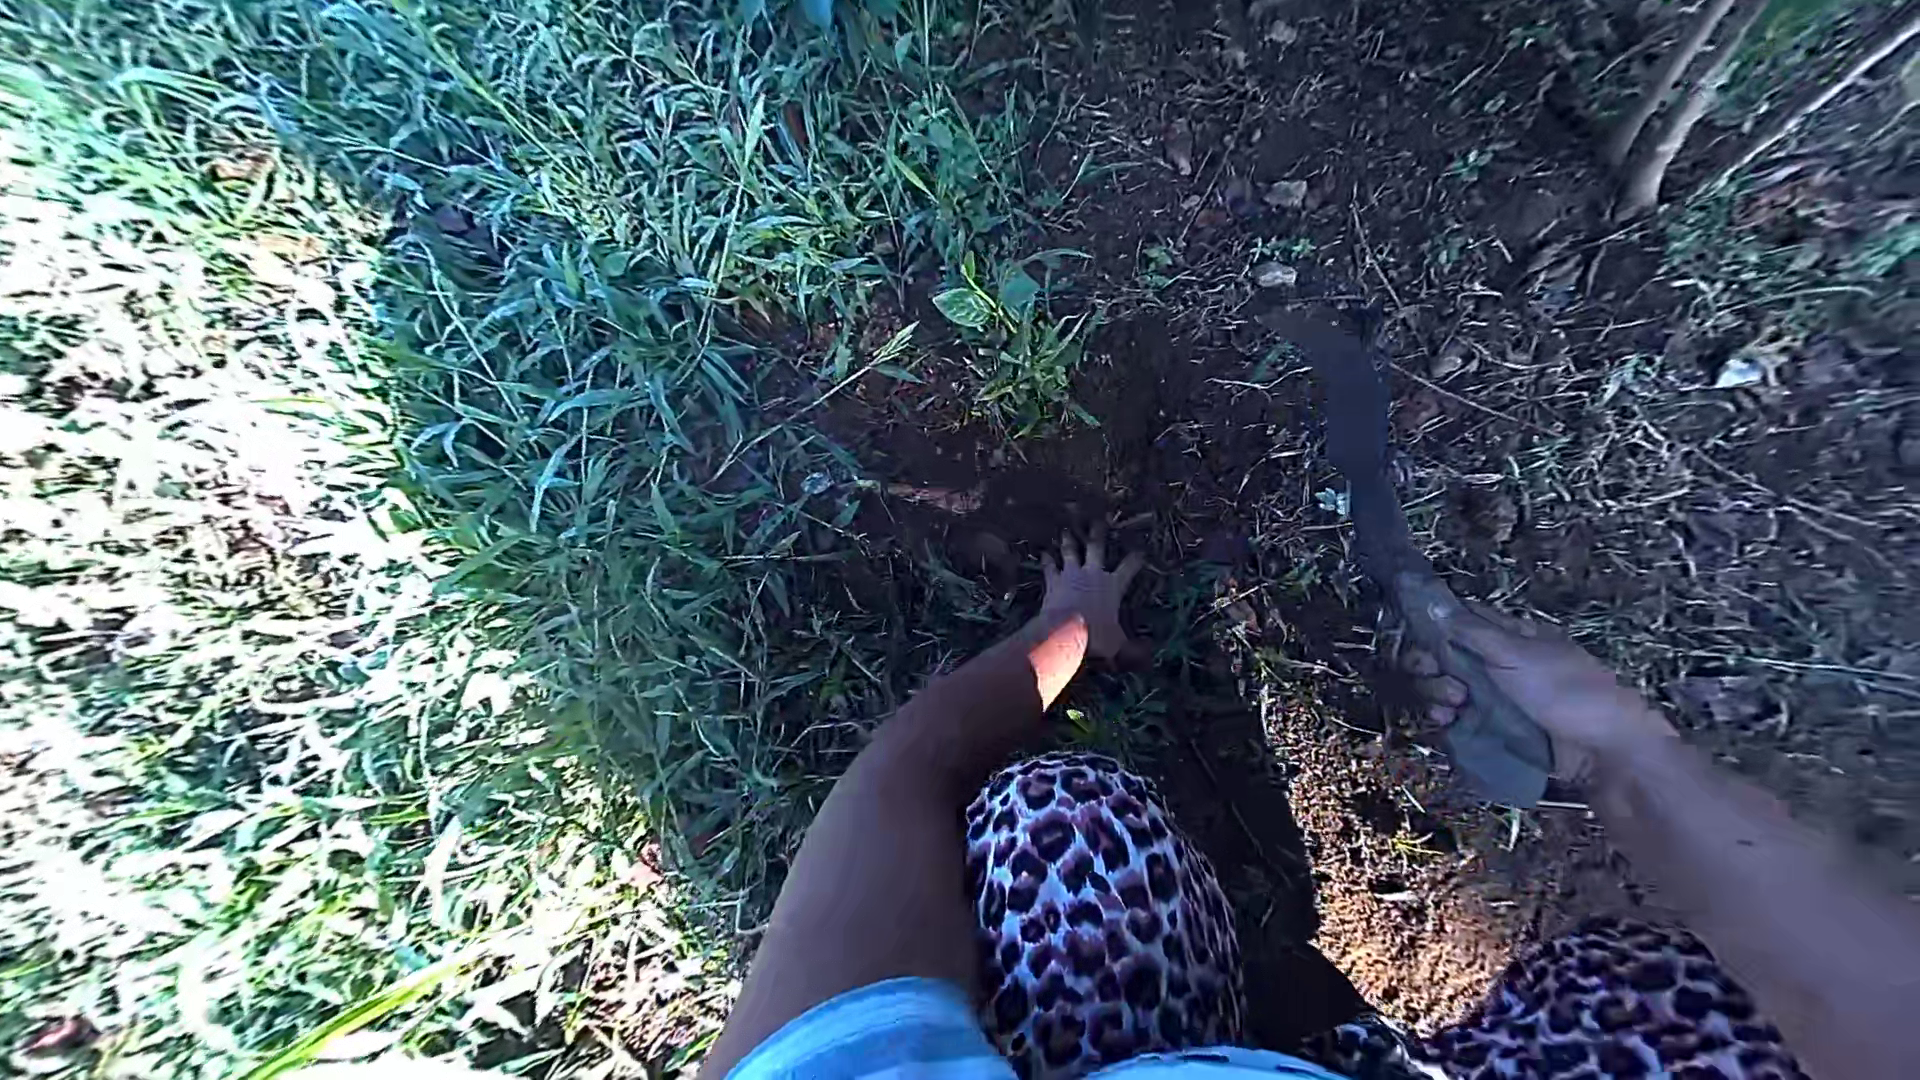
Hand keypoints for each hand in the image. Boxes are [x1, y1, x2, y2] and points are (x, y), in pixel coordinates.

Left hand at [1039, 526, 1145, 662]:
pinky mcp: (1054, 581)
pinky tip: (1043, 552)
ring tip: (1066, 530)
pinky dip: (1046, 560)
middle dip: (1098, 534)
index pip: (1129, 567)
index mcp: (1113, 586)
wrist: (1066, 631)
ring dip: (1069, 541)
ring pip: (1071, 552)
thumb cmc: (1096, 636)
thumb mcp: (1118, 644)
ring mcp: (1071, 574)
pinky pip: (1049, 567)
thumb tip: (1148, 658)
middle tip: (1098, 520)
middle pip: (1096, 548)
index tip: (1141, 550)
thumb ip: (1132, 648)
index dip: (1136, 558)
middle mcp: (1093, 574)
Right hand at [1406, 602, 1676, 780]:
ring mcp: (1490, 694)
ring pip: (1440, 683)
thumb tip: (1432, 601)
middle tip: (1436, 674)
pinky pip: (1448, 712)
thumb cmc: (1567, 692)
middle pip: (1441, 653)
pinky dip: (1441, 714)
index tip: (1419, 636)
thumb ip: (1470, 629)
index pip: (1460, 619)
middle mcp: (1496, 662)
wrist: (1604, 753)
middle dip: (1429, 664)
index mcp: (1510, 636)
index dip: (1434, 624)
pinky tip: (1447, 719)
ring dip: (1436, 691)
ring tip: (1454, 704)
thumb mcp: (1517, 653)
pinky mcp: (1486, 723)